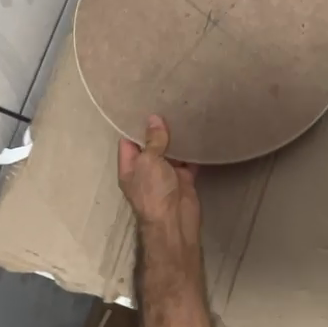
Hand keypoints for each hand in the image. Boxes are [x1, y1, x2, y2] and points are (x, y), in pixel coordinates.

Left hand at [118, 115, 199, 241]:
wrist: (175, 222)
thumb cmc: (153, 192)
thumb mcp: (148, 162)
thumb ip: (153, 140)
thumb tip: (154, 119)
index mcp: (130, 167)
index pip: (129, 141)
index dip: (135, 125)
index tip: (145, 105)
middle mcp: (146, 170)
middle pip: (151, 145)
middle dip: (159, 129)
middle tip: (169, 104)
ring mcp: (166, 176)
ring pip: (171, 153)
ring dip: (177, 139)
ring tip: (185, 114)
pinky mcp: (184, 180)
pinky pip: (189, 162)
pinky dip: (193, 151)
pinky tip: (199, 134)